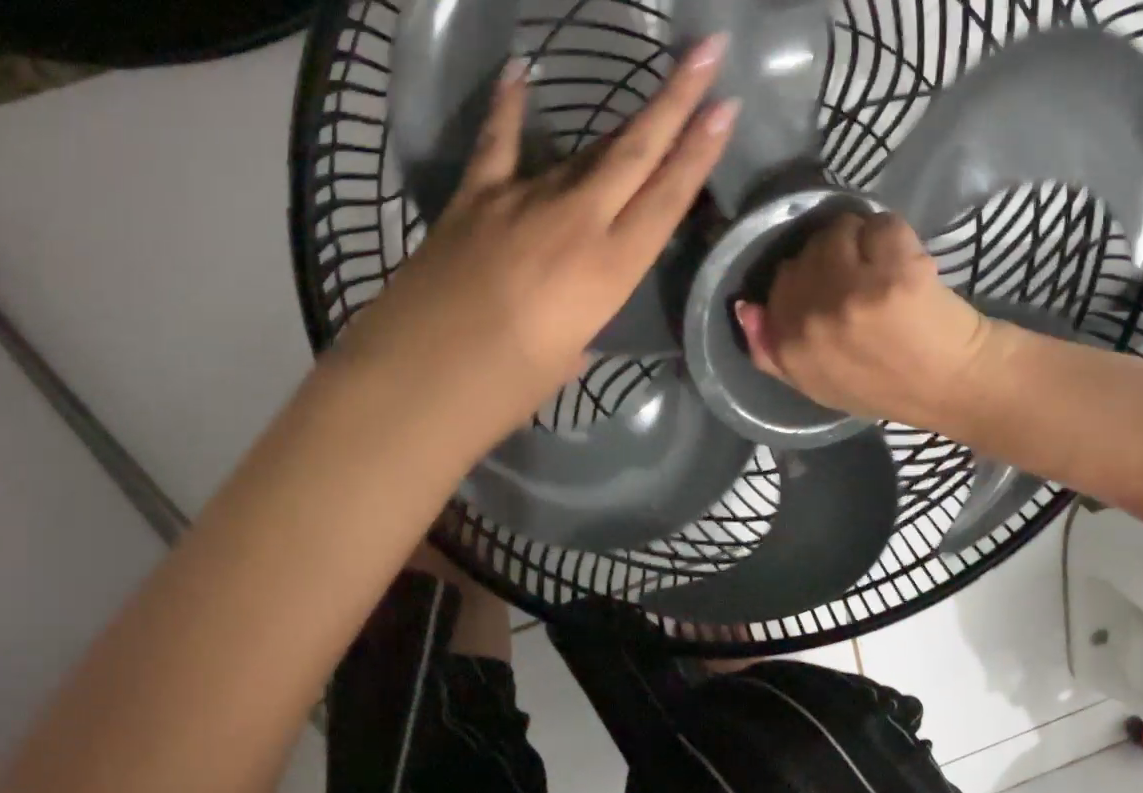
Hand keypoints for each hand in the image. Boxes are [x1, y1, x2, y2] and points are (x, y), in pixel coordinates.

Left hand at [337, 36, 741, 425]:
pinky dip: (508, 109)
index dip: (698, 152)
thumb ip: (576, 329)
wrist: (417, 378)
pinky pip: (498, 143)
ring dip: (619, 126)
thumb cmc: (505, 388)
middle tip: (708, 54)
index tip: (725, 108)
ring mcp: (523, 201)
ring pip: (583, 152)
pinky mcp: (474, 197)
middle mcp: (576, 222)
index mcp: (608, 270)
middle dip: (676, 100)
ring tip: (650, 97)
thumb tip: (570, 325)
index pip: (665, 199)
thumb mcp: (564, 359)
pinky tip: (519, 74)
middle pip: (635, 152)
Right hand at [735, 211, 1006, 431]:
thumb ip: (772, 351)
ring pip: (841, 230)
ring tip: (886, 273)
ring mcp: (854, 293)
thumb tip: (743, 306)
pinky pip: (881, 223)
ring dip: (865, 241)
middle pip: (808, 251)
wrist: (952, 387)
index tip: (835, 291)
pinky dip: (898, 238)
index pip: (778, 284)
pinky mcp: (896, 272)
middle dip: (836, 257)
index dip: (809, 279)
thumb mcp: (816, 383)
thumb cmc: (886, 386)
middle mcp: (814, 321)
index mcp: (791, 349)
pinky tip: (910, 268)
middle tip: (866, 283)